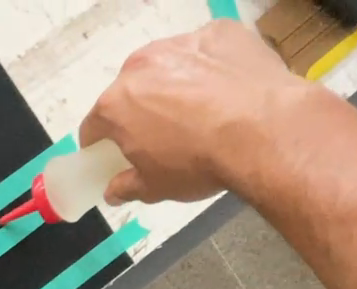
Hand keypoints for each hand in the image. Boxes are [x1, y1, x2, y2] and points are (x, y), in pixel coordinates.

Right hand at [77, 19, 325, 204]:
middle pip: (128, 89)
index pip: (92, 125)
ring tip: (196, 108)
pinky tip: (224, 89)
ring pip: (165, 65)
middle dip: (137, 109)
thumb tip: (114, 190)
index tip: (112, 153)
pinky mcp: (220, 31)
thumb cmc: (196, 163)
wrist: (264, 129)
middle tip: (159, 133)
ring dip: (170, 84)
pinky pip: (204, 51)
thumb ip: (126, 187)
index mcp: (115, 105)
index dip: (99, 143)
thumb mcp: (153, 188)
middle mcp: (141, 66)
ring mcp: (181, 43)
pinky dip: (207, 67)